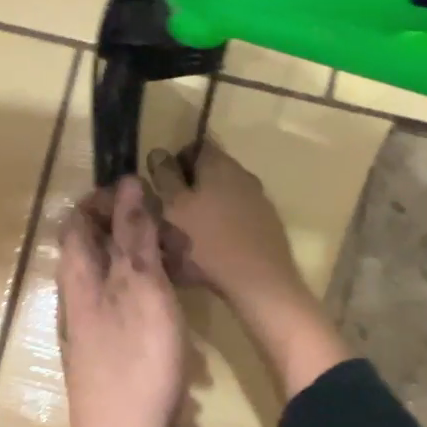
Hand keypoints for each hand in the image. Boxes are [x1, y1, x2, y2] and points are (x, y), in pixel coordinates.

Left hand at [59, 176, 185, 426]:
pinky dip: (151, 298)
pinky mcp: (111, 354)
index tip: (150, 197)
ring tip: (185, 271)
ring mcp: (93, 329)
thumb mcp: (141, 289)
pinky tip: (177, 315)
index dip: (108, 199)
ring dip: (148, 265)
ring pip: (116, 278)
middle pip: (98, 247)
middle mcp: (78, 298)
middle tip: (178, 239)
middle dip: (136, 231)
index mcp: (78, 276)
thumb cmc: (137, 363)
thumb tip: (127, 186)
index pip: (78, 219)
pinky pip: (127, 309)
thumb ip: (133, 238)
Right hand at [148, 143, 351, 401]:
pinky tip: (214, 252)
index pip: (194, 145)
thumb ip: (164, 178)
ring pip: (223, 196)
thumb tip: (158, 152)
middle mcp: (242, 174)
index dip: (174, 162)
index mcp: (218, 164)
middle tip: (170, 216)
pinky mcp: (267, 225)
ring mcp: (259, 200)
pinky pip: (237, 218)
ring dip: (206, 210)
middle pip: (210, 172)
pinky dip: (223, 227)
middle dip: (189, 188)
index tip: (161, 187)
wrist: (259, 281)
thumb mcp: (173, 208)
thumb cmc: (206, 243)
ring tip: (189, 239)